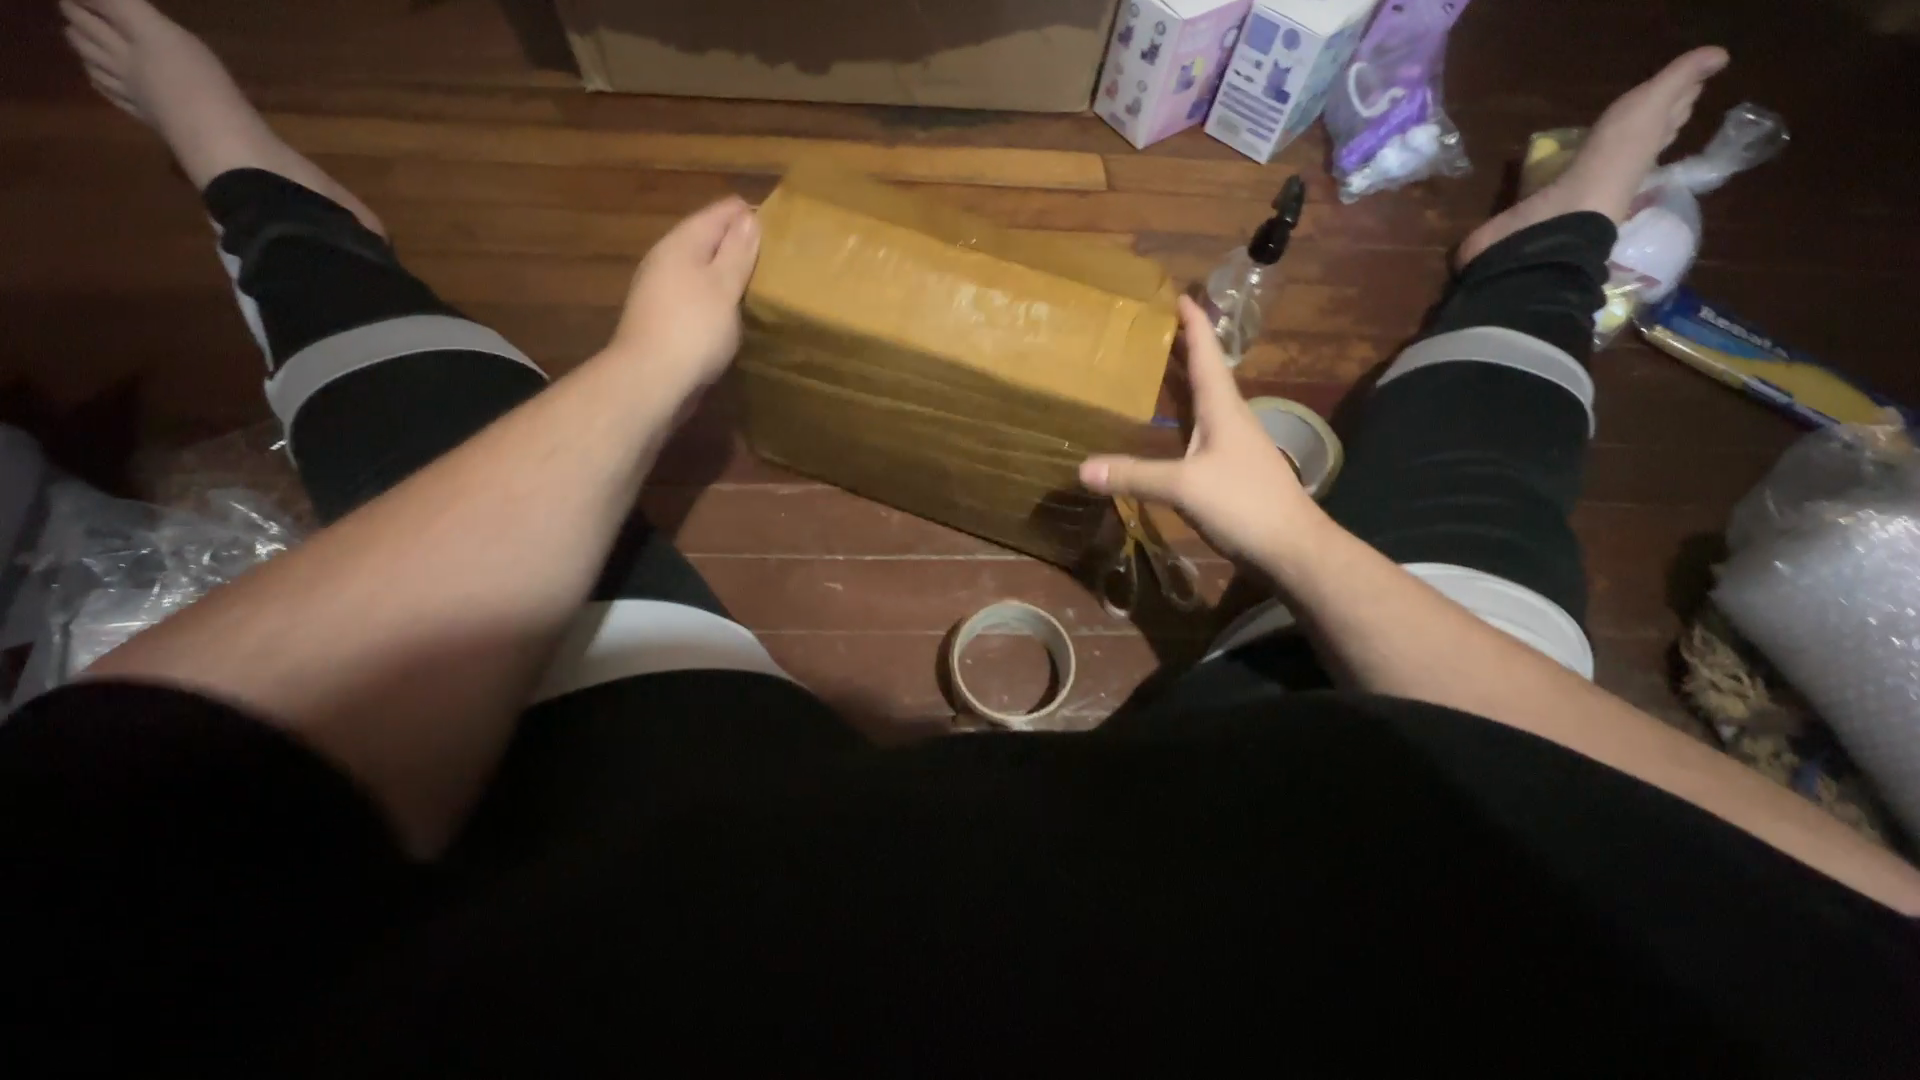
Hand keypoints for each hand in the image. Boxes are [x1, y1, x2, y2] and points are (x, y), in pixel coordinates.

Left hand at [605, 196, 760, 393]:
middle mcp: (666, 260)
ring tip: (759, 280)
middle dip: (738, 242)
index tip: (780, 225)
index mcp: (681, 244)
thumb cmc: (693, 328)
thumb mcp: (723, 286)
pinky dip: (716, 296)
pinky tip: (733, 310)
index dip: (748, 214)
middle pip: (707, 239)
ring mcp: (661, 290)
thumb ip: (737, 252)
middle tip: (775, 254)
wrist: (651, 381)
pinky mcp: (664, 319)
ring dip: (726, 271)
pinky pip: (696, 296)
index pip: (719, 212)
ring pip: (700, 269)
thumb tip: (749, 217)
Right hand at [1079, 296, 1321, 565]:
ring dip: (1183, 383)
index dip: (1193, 324)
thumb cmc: (1244, 503)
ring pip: (1204, 402)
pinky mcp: (1232, 470)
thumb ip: (1135, 475)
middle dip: (1182, 348)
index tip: (1177, 294)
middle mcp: (1230, 418)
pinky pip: (1201, 431)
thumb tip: (1081, 469)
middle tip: (1152, 328)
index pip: (1207, 353)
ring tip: (1154, 368)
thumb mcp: (1184, 487)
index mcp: (1223, 408)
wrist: (1292, 547)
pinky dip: (1182, 417)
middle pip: (1205, 373)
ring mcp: (1234, 445)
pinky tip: (1168, 428)